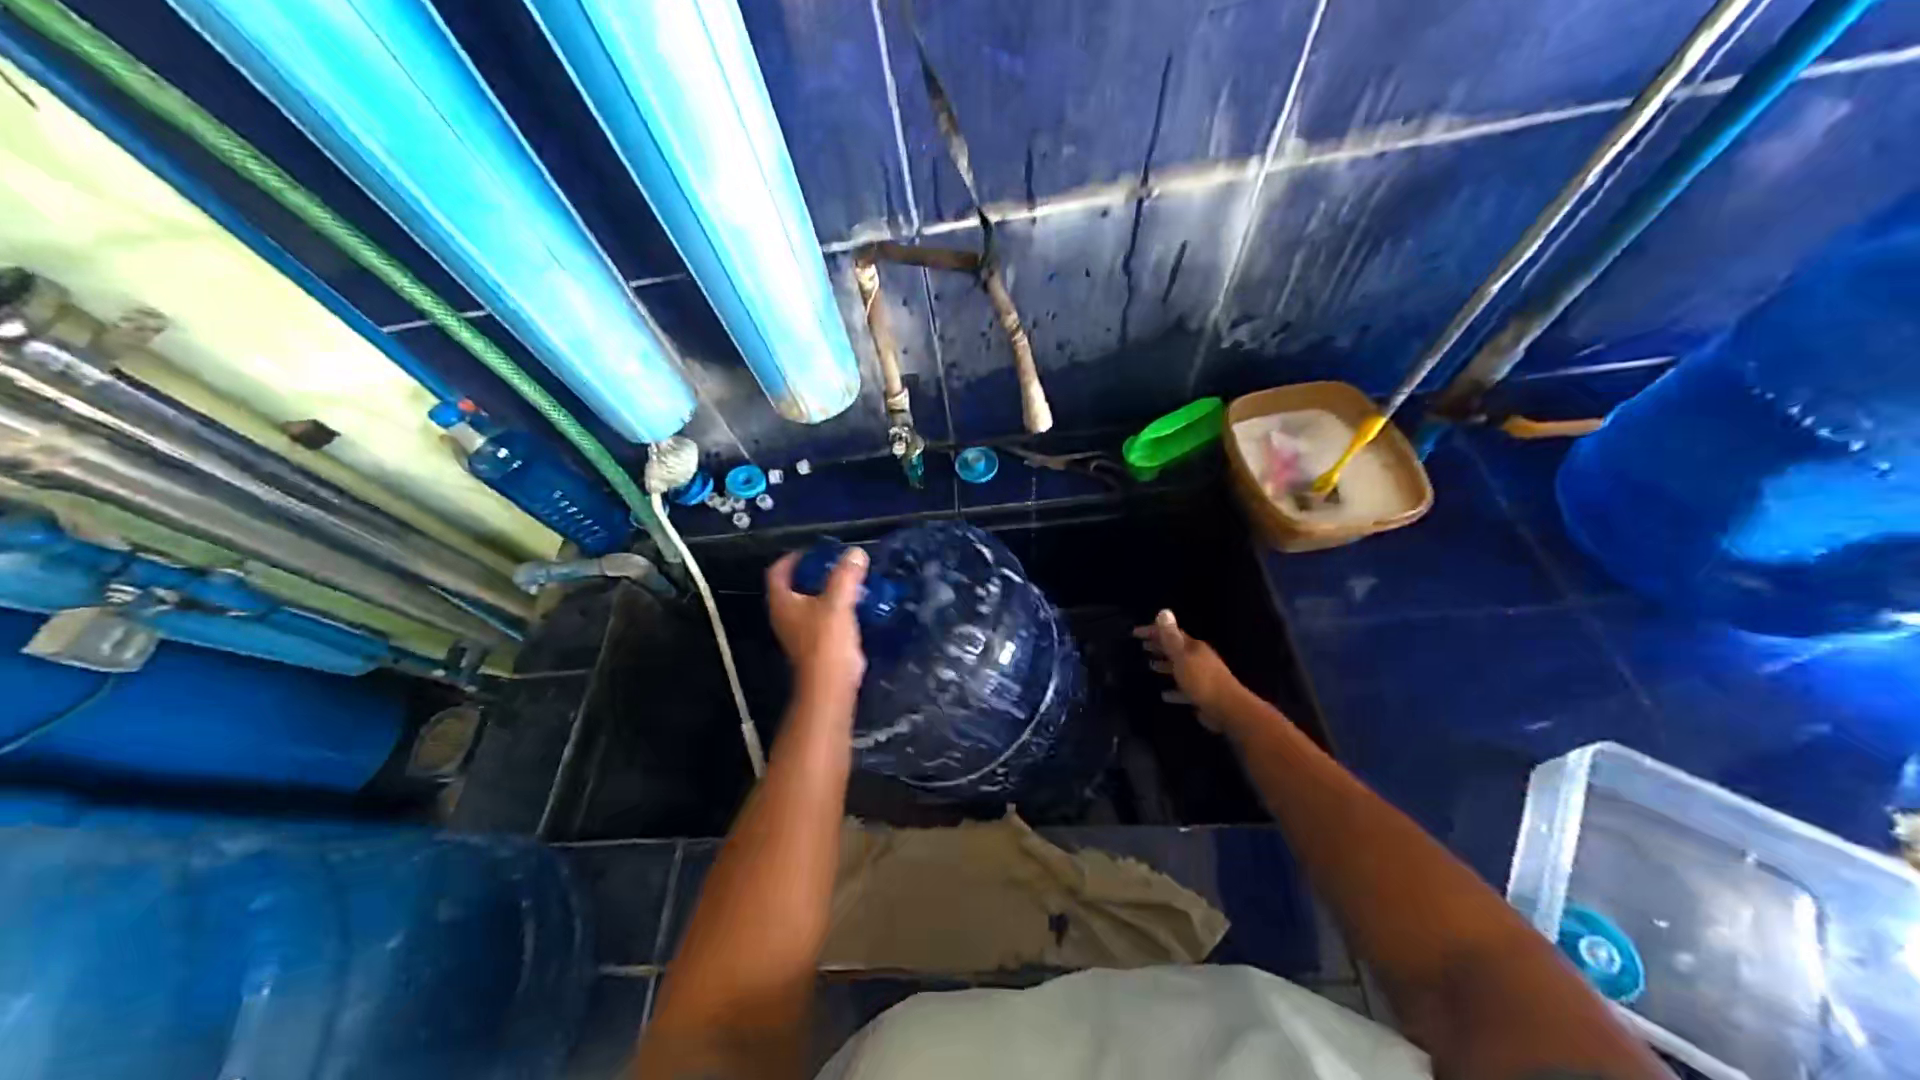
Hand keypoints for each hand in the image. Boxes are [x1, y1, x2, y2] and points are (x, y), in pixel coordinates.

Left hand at [767, 548, 867, 699]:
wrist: (831, 684)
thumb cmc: (827, 641)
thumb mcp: (838, 602)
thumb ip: (846, 575)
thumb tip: (856, 553)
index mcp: (782, 602)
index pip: (777, 572)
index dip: (791, 558)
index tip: (812, 551)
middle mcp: (785, 616)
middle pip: (793, 586)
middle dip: (812, 573)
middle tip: (834, 564)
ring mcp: (798, 632)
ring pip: (809, 603)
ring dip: (825, 590)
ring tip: (847, 581)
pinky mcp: (815, 644)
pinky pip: (822, 618)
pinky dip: (834, 607)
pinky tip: (853, 604)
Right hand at [1135, 609, 1242, 729]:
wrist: (1228, 709)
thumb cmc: (1202, 680)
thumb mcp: (1182, 657)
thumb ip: (1171, 637)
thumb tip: (1163, 611)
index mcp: (1193, 647)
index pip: (1171, 633)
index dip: (1153, 631)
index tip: (1135, 633)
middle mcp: (1198, 658)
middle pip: (1176, 649)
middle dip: (1159, 646)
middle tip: (1142, 646)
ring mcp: (1202, 676)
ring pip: (1180, 667)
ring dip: (1165, 665)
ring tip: (1150, 666)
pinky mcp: (1202, 694)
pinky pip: (1184, 688)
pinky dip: (1174, 689)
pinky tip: (1164, 694)